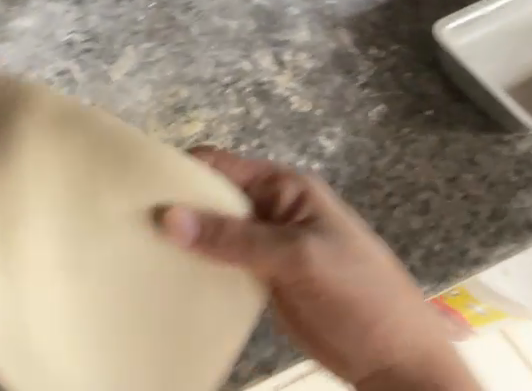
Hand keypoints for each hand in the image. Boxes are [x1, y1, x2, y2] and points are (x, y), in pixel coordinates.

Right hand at [156, 150, 477, 390]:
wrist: (401, 366)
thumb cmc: (359, 296)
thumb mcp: (297, 258)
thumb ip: (232, 238)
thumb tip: (166, 217)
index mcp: (284, 187)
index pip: (220, 165)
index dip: (181, 170)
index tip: (137, 185)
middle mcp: (271, 208)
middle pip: (212, 195)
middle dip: (177, 204)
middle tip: (130, 218)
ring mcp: (267, 243)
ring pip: (213, 229)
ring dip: (185, 236)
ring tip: (139, 244)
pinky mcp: (263, 277)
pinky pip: (221, 259)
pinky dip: (198, 263)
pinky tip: (169, 272)